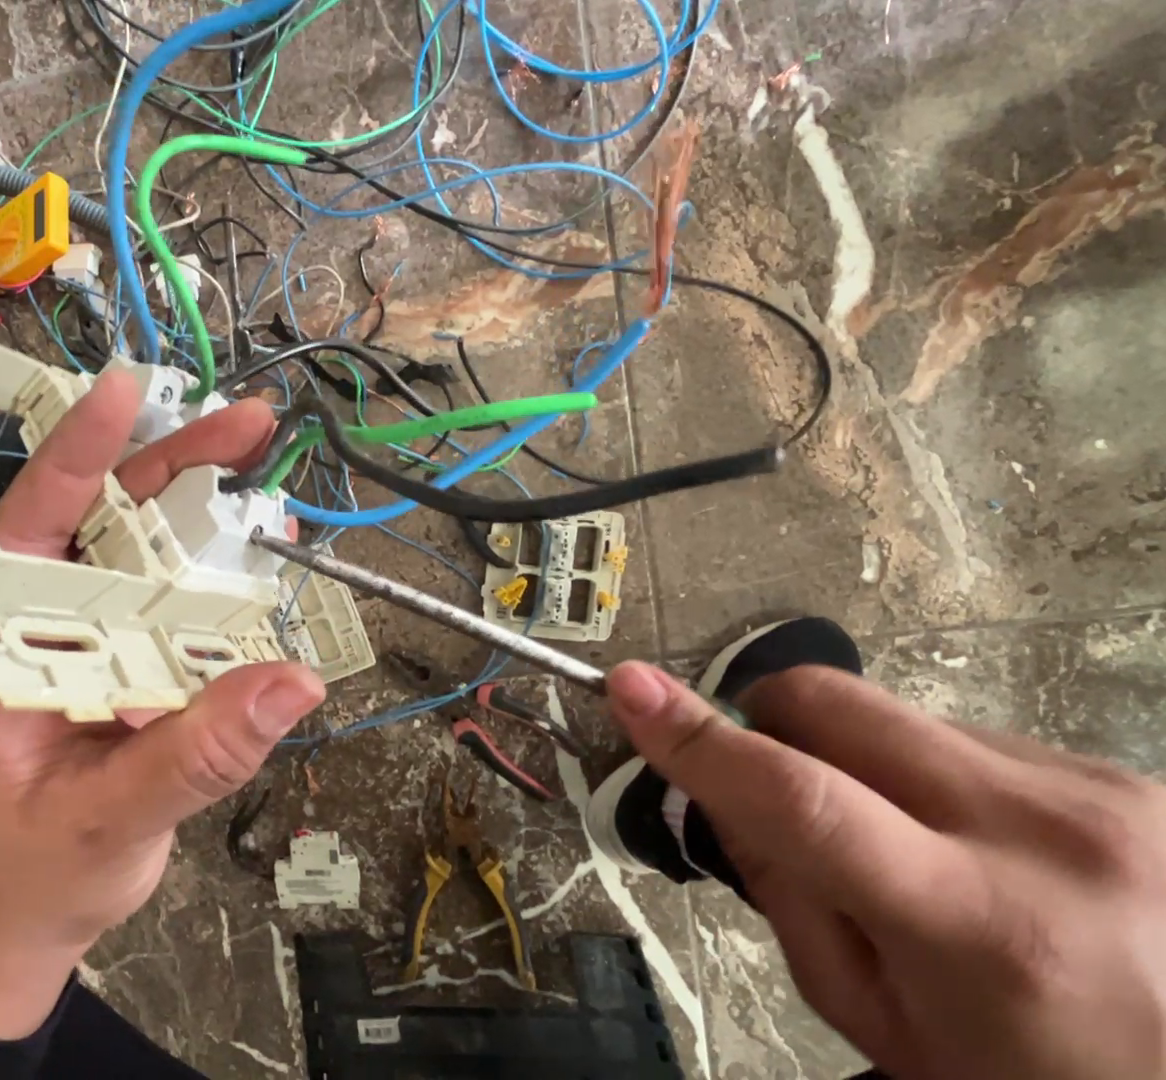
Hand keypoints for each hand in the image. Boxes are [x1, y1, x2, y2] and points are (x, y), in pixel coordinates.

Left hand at [0, 370, 325, 1038]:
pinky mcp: (136, 664)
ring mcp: (95, 641)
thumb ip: (190, 758)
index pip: (26, 529)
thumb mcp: (104, 821)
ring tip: (261, 459)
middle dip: (168, 462)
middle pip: (100, 519)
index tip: (122, 391)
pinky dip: (221, 577)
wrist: (38, 914)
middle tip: (245, 423)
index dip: (74, 455)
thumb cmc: (38, 871)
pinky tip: (263, 547)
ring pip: (145, 553)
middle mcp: (44, 625)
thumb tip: (292, 682)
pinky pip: (180, 607)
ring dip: (200, 505)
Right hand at [605, 661, 1165, 1079]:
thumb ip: (784, 891)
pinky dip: (922, 772)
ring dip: (853, 760)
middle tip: (762, 773)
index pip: (800, 800)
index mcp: (978, 926)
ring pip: (890, 716)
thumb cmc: (1020, 1072)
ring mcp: (1098, 791)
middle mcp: (1047, 835)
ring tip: (903, 843)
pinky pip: (958, 734)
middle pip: (835, 705)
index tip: (627, 686)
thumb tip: (721, 786)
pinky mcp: (1120, 771)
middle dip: (763, 717)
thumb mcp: (873, 1013)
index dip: (700, 739)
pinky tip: (971, 842)